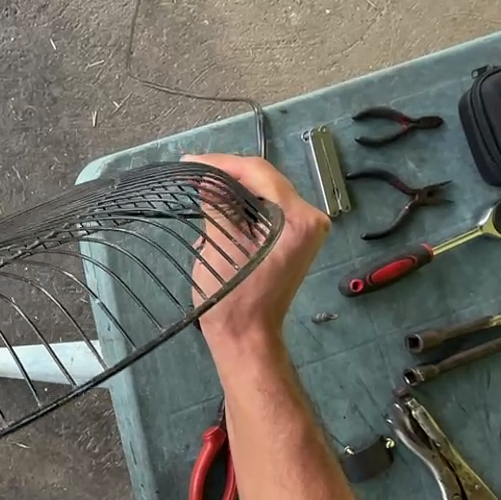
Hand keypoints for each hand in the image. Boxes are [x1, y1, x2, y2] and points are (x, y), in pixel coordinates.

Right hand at [187, 153, 328, 348]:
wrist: (247, 337)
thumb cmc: (232, 299)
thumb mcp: (220, 248)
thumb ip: (218, 208)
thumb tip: (209, 180)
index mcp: (298, 218)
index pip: (260, 173)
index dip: (222, 163)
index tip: (190, 162)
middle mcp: (310, 218)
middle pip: (266, 180)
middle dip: (228, 174)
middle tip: (193, 170)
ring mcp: (304, 230)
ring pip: (265, 194)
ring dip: (233, 190)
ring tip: (200, 185)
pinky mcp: (294, 240)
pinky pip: (267, 211)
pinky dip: (242, 207)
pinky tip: (218, 207)